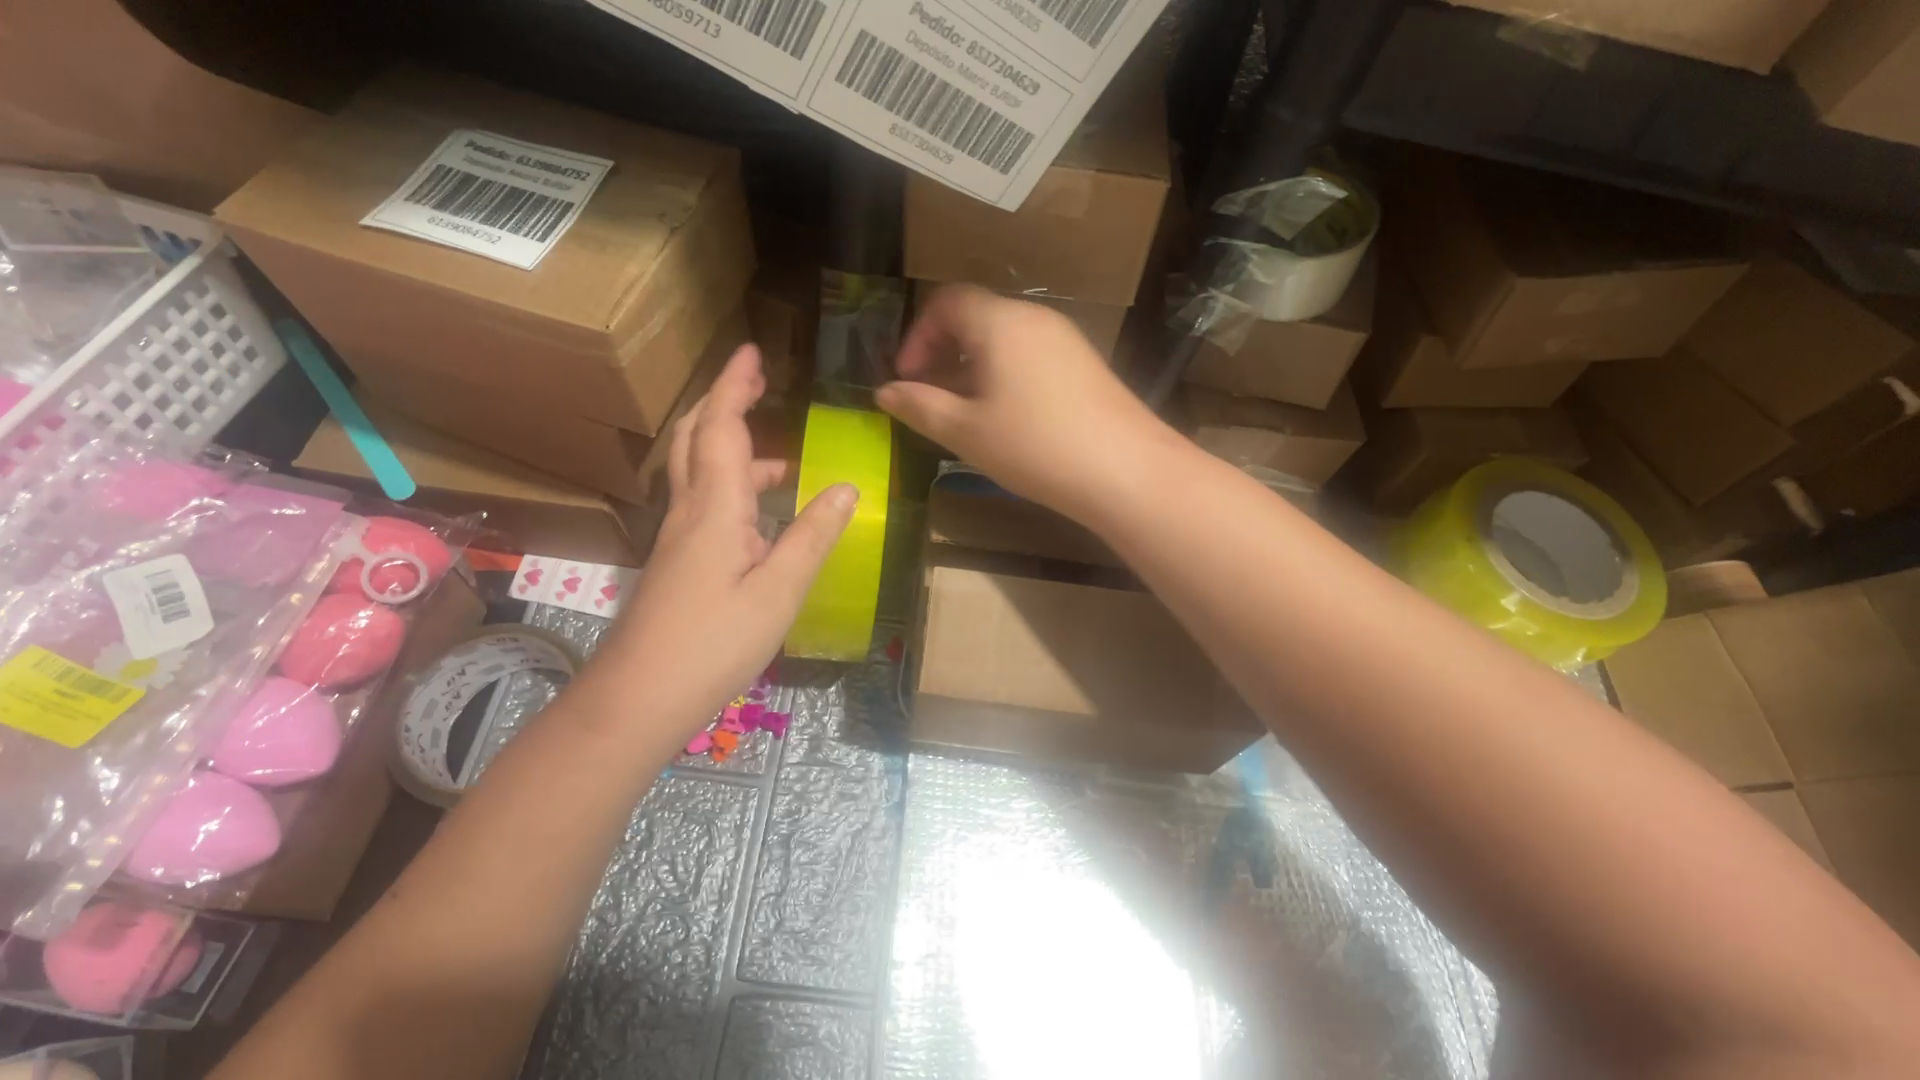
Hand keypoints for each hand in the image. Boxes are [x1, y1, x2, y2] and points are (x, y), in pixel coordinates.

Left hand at [602, 344, 856, 729]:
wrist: (640, 696)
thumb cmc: (713, 644)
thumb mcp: (778, 593)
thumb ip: (812, 537)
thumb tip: (848, 487)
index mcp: (714, 508)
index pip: (721, 428)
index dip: (735, 385)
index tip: (753, 351)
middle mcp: (689, 511)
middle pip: (695, 437)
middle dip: (723, 401)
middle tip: (756, 381)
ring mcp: (678, 537)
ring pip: (696, 471)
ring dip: (729, 446)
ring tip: (778, 457)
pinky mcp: (677, 562)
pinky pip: (702, 502)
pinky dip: (729, 485)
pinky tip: (759, 515)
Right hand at [875, 285, 1178, 519]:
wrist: (1125, 470)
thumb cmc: (1034, 446)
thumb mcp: (965, 431)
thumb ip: (919, 406)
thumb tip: (884, 391)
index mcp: (999, 322)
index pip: (946, 302)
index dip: (917, 336)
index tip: (907, 378)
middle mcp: (1034, 317)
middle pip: (976, 316)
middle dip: (943, 351)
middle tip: (928, 396)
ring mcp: (1065, 339)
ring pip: (1004, 337)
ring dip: (973, 366)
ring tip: (963, 413)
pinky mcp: (1084, 364)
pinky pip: (1030, 354)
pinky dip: (1004, 374)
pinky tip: (1005, 418)